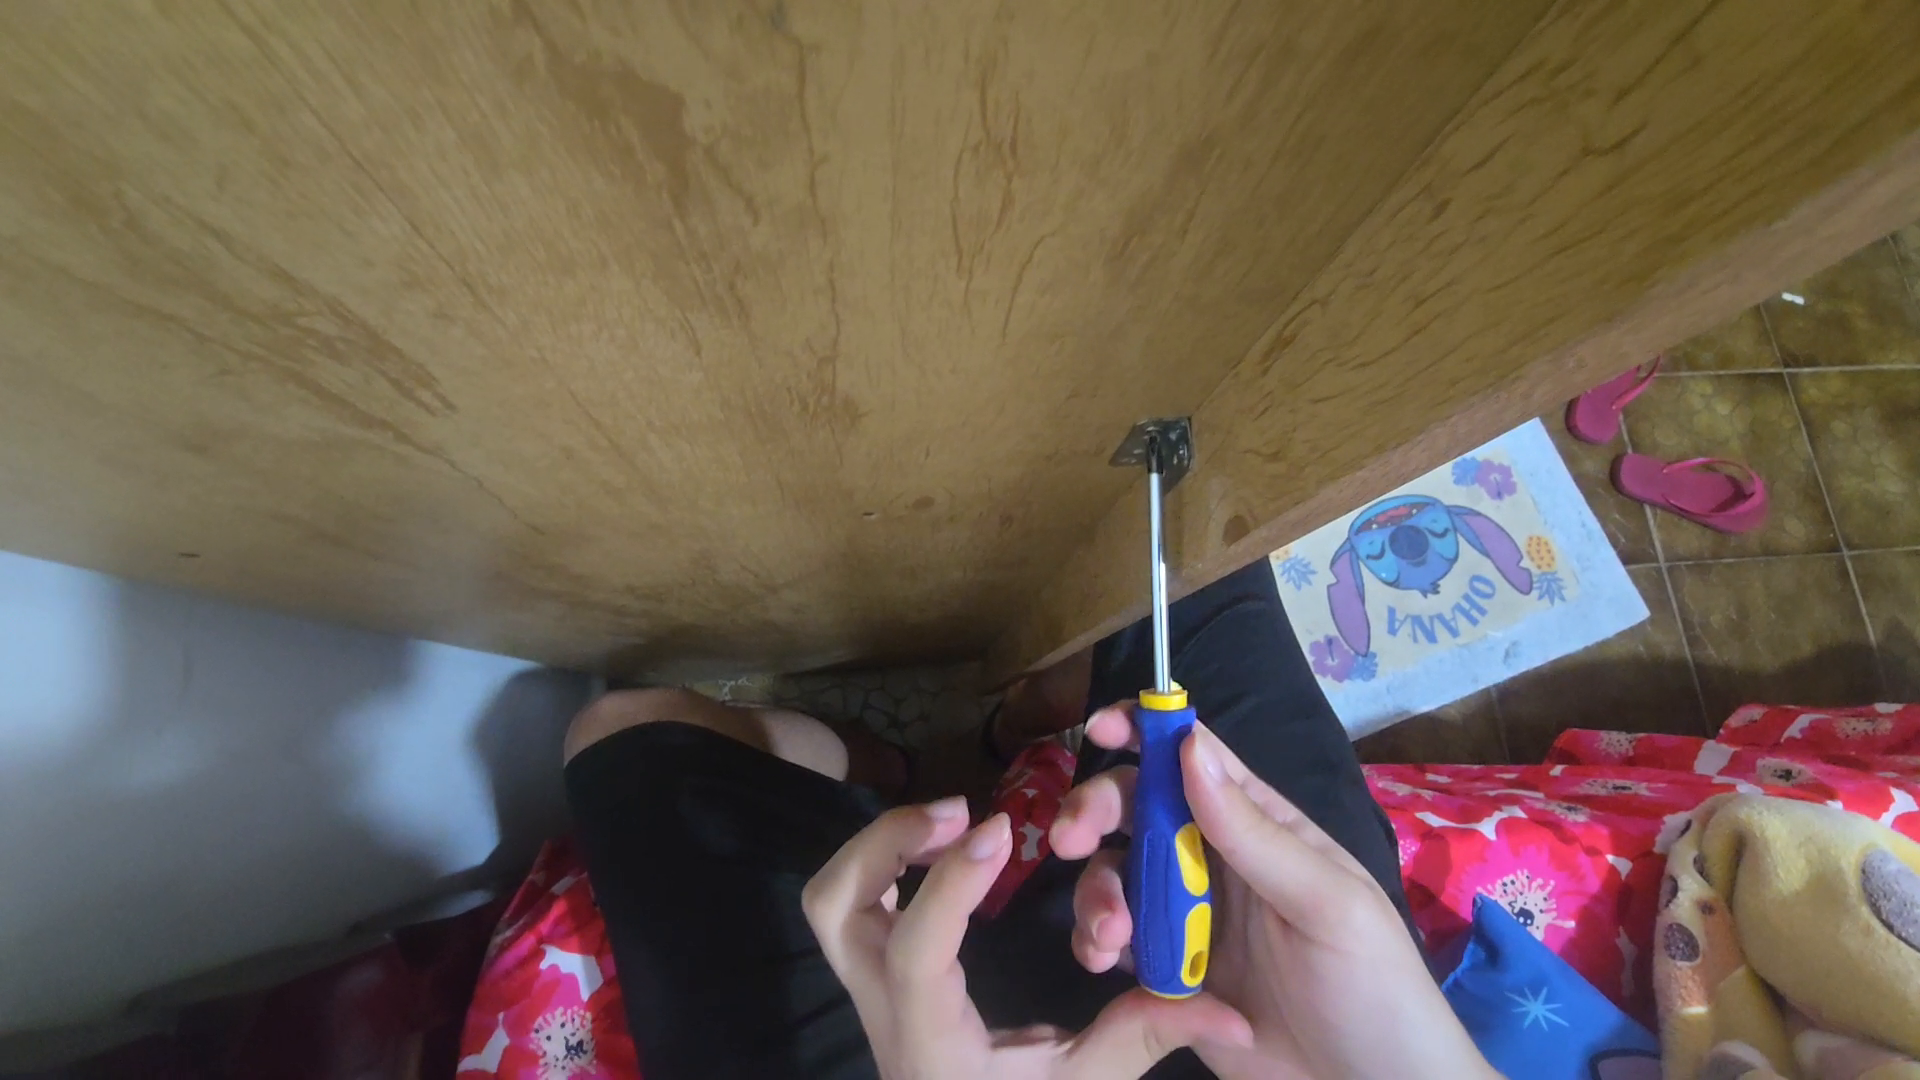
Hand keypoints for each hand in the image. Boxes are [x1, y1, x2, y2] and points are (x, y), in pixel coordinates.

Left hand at [803, 796, 1251, 1078]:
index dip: (949, 886)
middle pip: (833, 907)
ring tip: (952, 821)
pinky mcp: (871, 971)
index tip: (1001, 830)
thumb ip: (1142, 1037)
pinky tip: (943, 849)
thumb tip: (1231, 1013)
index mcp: (928, 1040)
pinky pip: (853, 898)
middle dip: (887, 842)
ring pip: (831, 896)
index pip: (913, 953)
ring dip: (884, 842)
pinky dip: (887, 856)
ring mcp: (864, 986)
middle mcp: (880, 1006)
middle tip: (959, 812)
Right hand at [1050, 708, 1495, 1079]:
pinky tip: (1103, 961)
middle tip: (1067, 838)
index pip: (1190, 755)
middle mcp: (1208, 855)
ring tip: (1109, 936)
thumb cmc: (1371, 988)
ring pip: (1113, 870)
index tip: (1098, 728)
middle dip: (1093, 810)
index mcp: (1252, 822)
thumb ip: (1252, 830)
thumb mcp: (1326, 903)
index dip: (1142, 729)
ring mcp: (1183, 911)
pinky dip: (1095, 939)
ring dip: (1095, 891)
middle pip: (1133, 806)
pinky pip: (1112, 935)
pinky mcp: (1163, 967)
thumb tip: (1187, 743)